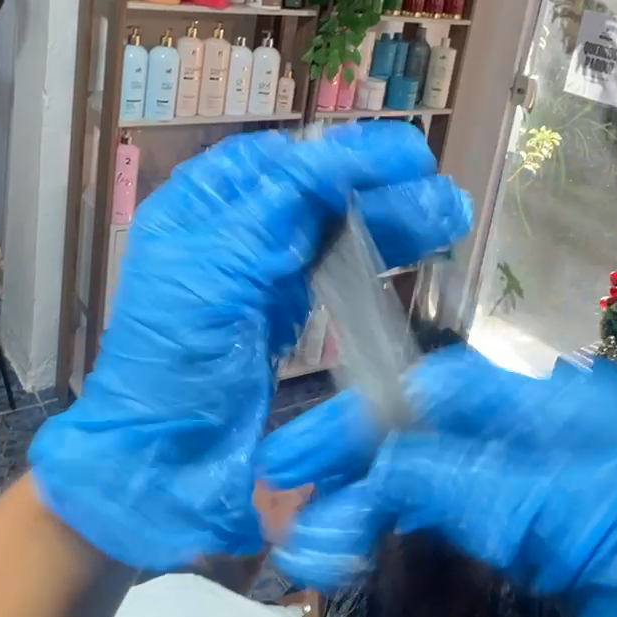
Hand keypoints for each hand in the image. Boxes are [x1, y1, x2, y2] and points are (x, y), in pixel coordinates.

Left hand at [28, 122, 470, 571]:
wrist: (167, 463)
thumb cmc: (175, 357)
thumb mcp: (217, 269)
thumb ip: (274, 210)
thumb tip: (334, 157)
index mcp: (198, 209)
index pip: (274, 161)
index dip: (335, 153)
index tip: (398, 157)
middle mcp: (229, 232)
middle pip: (309, 192)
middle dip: (373, 185)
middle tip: (437, 186)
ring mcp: (258, 274)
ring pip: (328, 229)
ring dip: (385, 218)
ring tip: (449, 214)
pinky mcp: (284, 315)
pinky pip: (332, 271)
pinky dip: (372, 256)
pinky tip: (413, 249)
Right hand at [259, 348, 616, 616]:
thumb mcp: (580, 523)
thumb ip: (473, 487)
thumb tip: (377, 468)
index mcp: (558, 407)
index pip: (441, 387)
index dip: (370, 414)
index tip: (306, 455)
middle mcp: (543, 434)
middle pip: (427, 427)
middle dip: (356, 455)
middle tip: (285, 489)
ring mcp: (542, 492)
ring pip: (432, 474)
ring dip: (371, 496)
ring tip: (313, 530)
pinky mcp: (540, 544)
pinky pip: (456, 519)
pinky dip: (406, 527)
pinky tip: (369, 538)